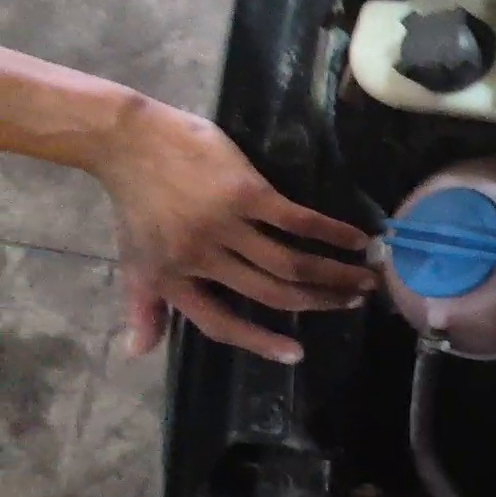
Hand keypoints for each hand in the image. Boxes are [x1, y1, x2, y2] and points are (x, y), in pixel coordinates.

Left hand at [93, 98, 377, 363]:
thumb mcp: (133, 257)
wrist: (127, 142)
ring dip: (336, 272)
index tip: (299, 354)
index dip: (260, 342)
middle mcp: (198, 258)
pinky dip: (335, 233)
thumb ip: (143, 302)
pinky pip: (300, 222)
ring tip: (367, 274)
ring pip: (292, 263)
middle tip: (356, 300)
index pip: (218, 323)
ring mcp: (224, 227)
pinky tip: (360, 238)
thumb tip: (141, 350)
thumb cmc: (136, 199)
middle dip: (321, 301)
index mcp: (170, 278)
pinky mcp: (247, 195)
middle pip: (272, 292)